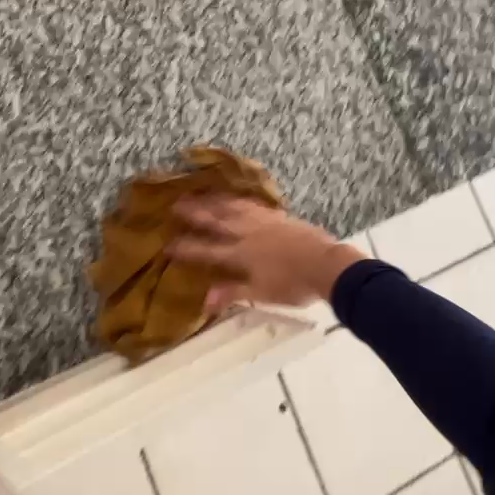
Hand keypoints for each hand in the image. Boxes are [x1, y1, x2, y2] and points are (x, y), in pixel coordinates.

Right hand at [169, 195, 367, 309]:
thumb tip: (204, 300)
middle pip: (215, 221)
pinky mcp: (276, 215)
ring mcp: (261, 221)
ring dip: (212, 201)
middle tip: (174, 205)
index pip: (207, 250)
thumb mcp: (261, 294)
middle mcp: (246, 233)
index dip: (187, 247)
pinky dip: (236, 199)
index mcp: (240, 254)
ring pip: (230, 208)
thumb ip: (232, 293)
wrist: (326, 264)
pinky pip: (249, 203)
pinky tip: (233, 198)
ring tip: (198, 195)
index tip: (167, 244)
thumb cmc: (293, 285)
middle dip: (193, 213)